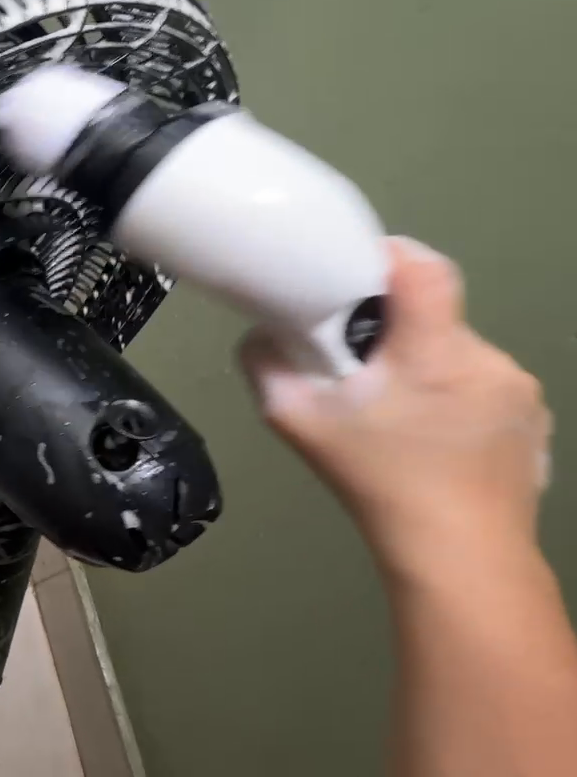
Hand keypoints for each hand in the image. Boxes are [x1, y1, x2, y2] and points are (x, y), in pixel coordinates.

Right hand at [240, 238, 552, 580]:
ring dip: (417, 361)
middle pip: (430, 316)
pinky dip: (446, 388)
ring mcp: (520, 389)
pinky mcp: (535, 415)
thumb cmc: (368, 475)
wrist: (456, 547)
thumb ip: (266, 361)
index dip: (387, 254)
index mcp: (431, 356)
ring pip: (453, 349)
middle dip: (387, 329)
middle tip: (350, 364)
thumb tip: (269, 330)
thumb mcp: (288, 416)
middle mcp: (487, 361)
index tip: (351, 262)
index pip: (425, 272)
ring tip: (389, 404)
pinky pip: (478, 379)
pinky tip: (426, 429)